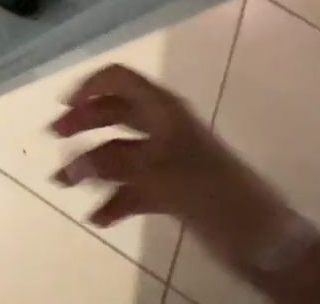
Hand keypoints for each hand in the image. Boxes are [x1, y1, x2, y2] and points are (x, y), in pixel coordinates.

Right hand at [49, 64, 280, 239]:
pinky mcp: (172, 188)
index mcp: (163, 109)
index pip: (118, 79)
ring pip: (119, 151)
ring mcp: (167, 158)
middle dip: (82, 123)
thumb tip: (69, 165)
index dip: (88, 86)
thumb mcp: (159, 176)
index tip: (63, 105)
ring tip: (64, 182)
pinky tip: (99, 216)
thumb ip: (112, 168)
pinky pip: (133, 185)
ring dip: (91, 166)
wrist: (265, 241)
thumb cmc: (212, 192)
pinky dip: (114, 198)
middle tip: (53, 136)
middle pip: (114, 112)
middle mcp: (163, 126)